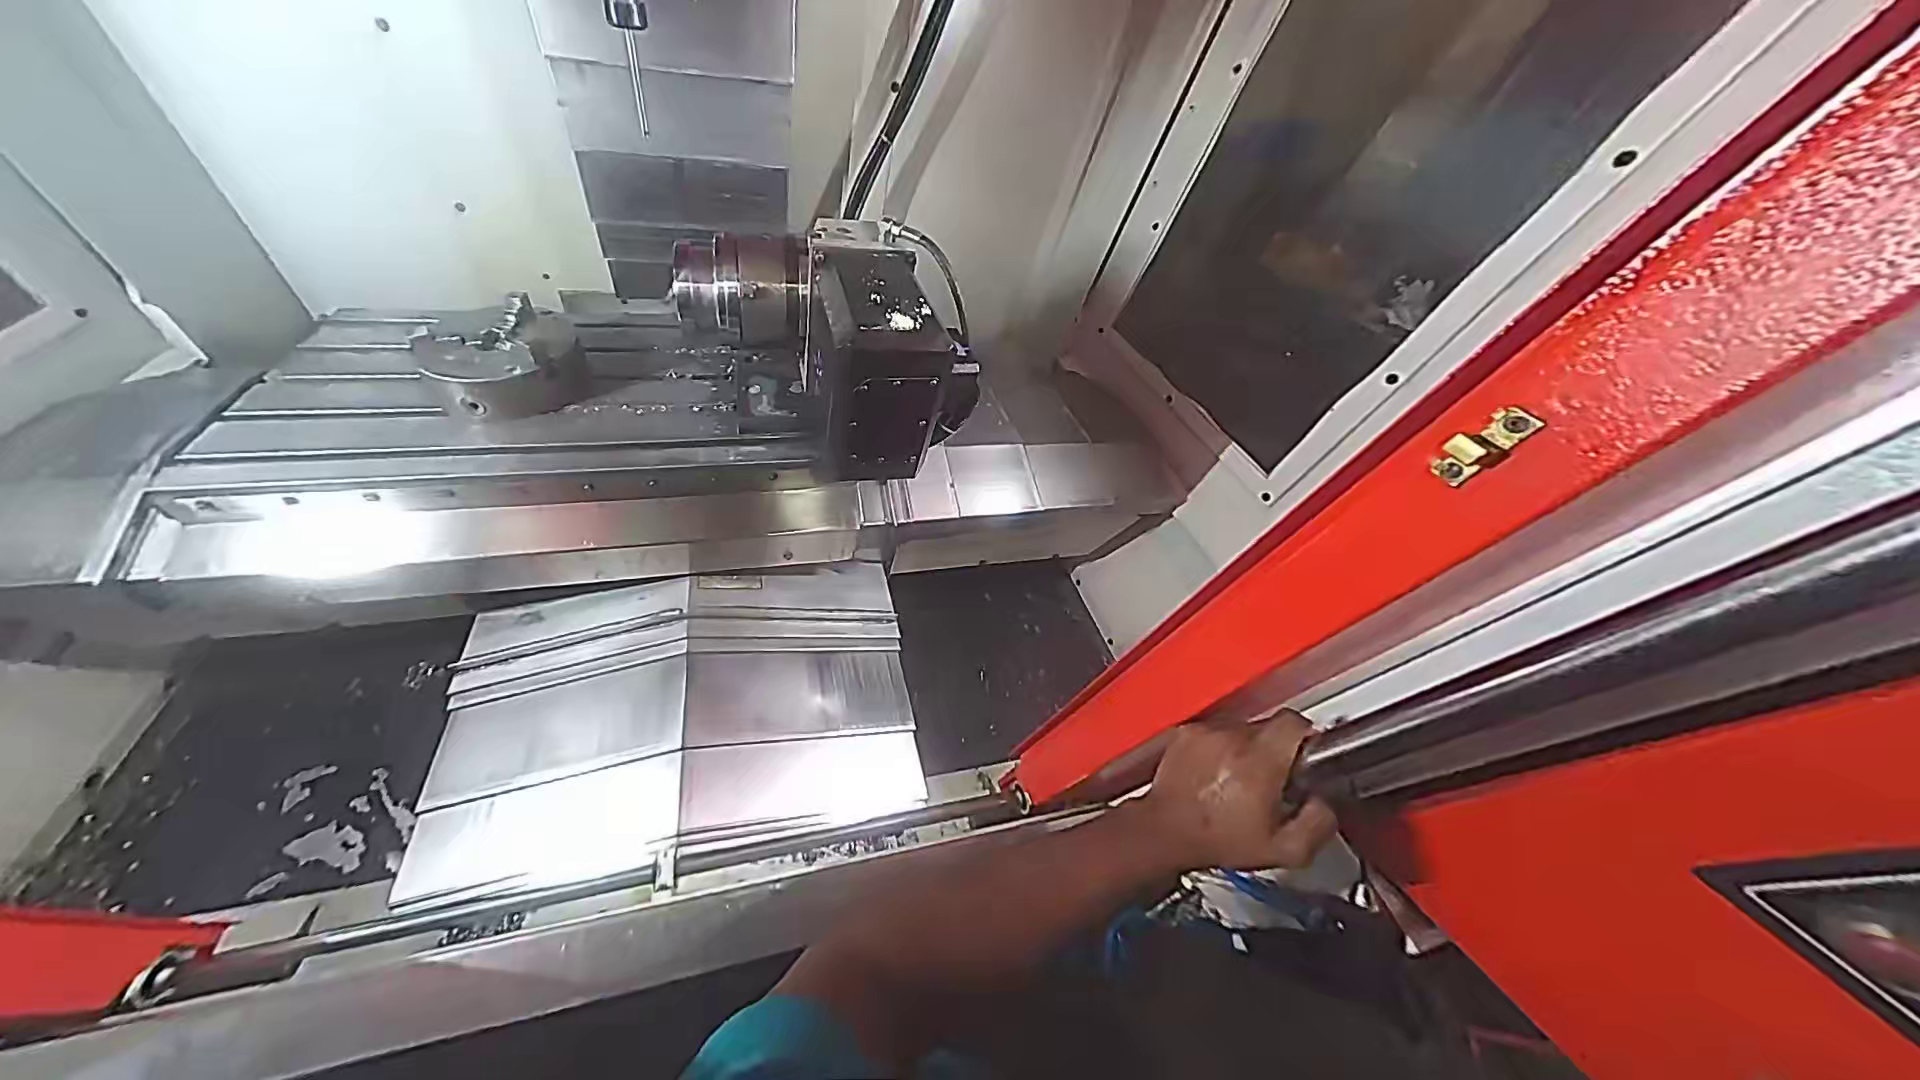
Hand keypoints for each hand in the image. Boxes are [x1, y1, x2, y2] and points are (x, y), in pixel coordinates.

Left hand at [1132, 710, 1336, 871]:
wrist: (1167, 830)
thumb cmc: (1218, 839)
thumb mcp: (1283, 850)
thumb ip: (1318, 825)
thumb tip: (1324, 803)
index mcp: (1259, 762)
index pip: (1294, 723)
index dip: (1306, 736)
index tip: (1306, 753)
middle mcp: (1231, 738)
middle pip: (1268, 727)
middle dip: (1275, 751)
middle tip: (1271, 781)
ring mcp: (1206, 733)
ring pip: (1241, 729)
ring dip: (1246, 749)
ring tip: (1240, 781)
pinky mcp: (1186, 733)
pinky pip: (1216, 732)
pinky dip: (1221, 747)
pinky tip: (1218, 774)